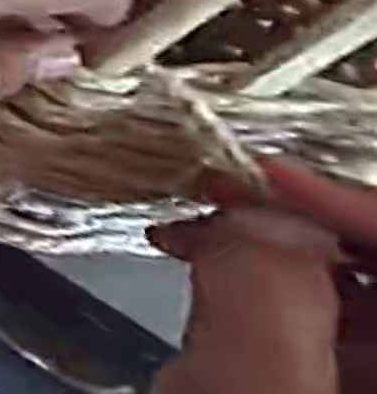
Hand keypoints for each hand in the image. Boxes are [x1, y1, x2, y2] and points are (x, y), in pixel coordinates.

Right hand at [151, 160, 376, 393]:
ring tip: (187, 240)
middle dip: (309, 231)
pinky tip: (213, 273)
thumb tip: (263, 213)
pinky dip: (283, 289)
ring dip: (285, 255)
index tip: (255, 173)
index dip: (362, 209)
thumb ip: (264, 299)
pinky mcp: (362, 387)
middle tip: (206, 206)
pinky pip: (355, 326)